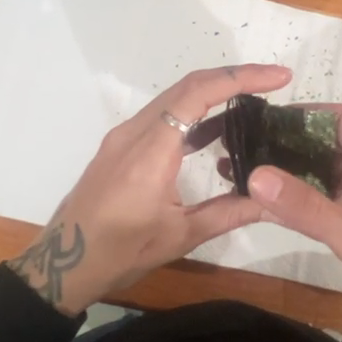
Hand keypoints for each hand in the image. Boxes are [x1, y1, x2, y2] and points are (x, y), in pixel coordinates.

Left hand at [7, 64, 293, 315]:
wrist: (64, 264)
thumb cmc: (120, 253)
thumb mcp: (180, 237)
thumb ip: (229, 212)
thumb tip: (274, 201)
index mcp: (150, 151)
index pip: (198, 94)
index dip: (240, 78)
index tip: (278, 77)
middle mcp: (134, 133)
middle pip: (187, 87)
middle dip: (234, 78)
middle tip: (275, 84)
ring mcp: (124, 138)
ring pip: (173, 100)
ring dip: (213, 94)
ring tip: (253, 104)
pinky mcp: (120, 147)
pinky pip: (161, 117)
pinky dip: (193, 114)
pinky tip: (218, 131)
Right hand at [246, 105, 341, 341]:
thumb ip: (308, 208)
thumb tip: (254, 173)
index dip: (305, 114)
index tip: (260, 121)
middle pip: (328, 148)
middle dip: (287, 145)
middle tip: (237, 149)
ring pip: (324, 180)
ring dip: (288, 176)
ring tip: (239, 173)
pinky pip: (325, 210)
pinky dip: (297, 206)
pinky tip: (263, 208)